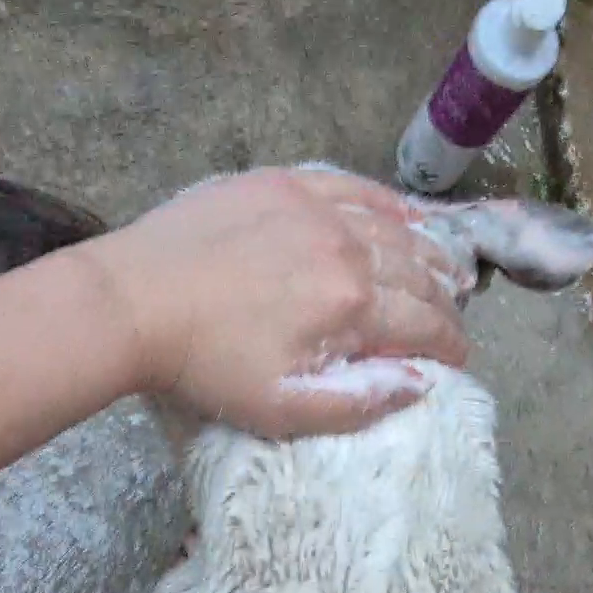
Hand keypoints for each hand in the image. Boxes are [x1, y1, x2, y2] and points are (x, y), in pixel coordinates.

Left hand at [76, 167, 469, 437]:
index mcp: (350, 306)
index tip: (459, 358)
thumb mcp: (282, 408)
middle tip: (452, 319)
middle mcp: (348, 248)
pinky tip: (408, 215)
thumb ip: (360, 402)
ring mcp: (317, 208)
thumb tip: (422, 384)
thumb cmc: (207, 365)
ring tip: (449, 269)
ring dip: (430, 254)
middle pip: (417, 274)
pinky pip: (353, 187)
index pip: (423, 324)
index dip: (450, 345)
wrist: (134, 302)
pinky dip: (389, 204)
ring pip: (395, 229)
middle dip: (445, 303)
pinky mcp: (285, 183)